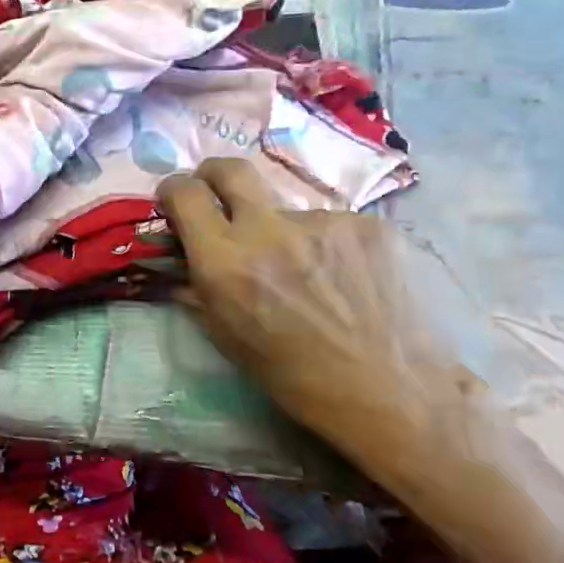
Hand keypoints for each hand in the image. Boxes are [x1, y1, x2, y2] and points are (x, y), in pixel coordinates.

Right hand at [158, 157, 475, 463]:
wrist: (391, 392)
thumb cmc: (292, 375)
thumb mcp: (225, 333)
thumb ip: (196, 286)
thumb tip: (179, 257)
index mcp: (225, 262)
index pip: (185, 193)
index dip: (173, 191)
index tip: (175, 201)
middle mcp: (270, 229)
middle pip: (230, 169)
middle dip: (213, 176)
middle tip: (217, 196)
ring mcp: (325, 221)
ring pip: (286, 209)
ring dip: (282, 230)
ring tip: (306, 273)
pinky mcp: (369, 224)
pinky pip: (330, 224)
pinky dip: (324, 244)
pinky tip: (343, 279)